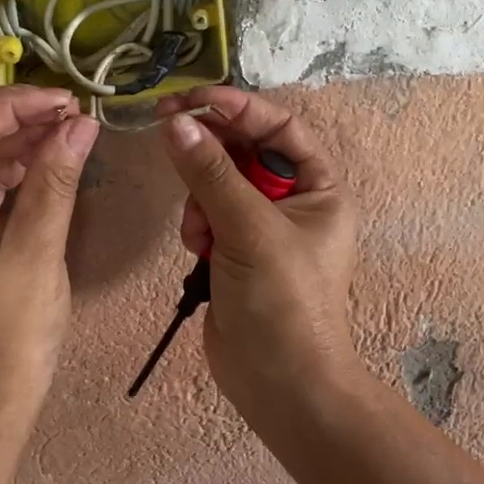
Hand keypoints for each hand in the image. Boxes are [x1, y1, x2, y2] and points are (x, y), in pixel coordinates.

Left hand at [0, 86, 99, 413]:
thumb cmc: (12, 333)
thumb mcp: (37, 252)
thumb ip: (55, 181)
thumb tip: (81, 123)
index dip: (6, 105)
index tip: (61, 101)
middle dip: (15, 118)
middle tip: (73, 113)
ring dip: (19, 139)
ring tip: (71, 130)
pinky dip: (16, 166)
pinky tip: (53, 157)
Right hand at [151, 87, 357, 399]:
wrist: (280, 384)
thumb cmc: (284, 302)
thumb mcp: (251, 229)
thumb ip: (211, 173)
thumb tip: (175, 122)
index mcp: (318, 187)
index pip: (278, 128)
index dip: (238, 108)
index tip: (192, 99)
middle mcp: (292, 202)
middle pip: (241, 151)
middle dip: (208, 152)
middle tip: (164, 126)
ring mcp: (260, 229)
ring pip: (215, 184)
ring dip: (199, 199)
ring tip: (200, 234)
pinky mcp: (232, 254)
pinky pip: (205, 217)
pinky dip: (196, 227)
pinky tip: (197, 252)